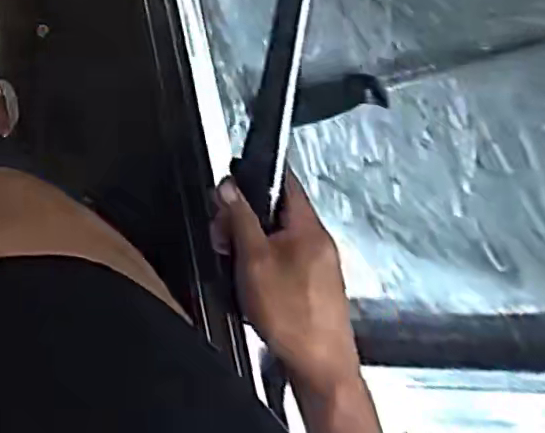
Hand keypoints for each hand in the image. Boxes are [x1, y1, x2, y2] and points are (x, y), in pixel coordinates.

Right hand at [212, 171, 360, 382]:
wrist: (320, 371)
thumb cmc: (292, 316)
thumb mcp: (253, 258)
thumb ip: (239, 216)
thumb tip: (228, 186)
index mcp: (308, 227)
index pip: (285, 180)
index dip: (257, 174)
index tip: (234, 177)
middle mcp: (318, 241)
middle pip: (275, 210)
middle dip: (244, 217)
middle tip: (224, 234)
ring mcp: (319, 265)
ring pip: (277, 236)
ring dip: (250, 242)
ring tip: (234, 262)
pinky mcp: (314, 286)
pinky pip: (284, 258)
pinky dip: (263, 261)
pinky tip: (250, 281)